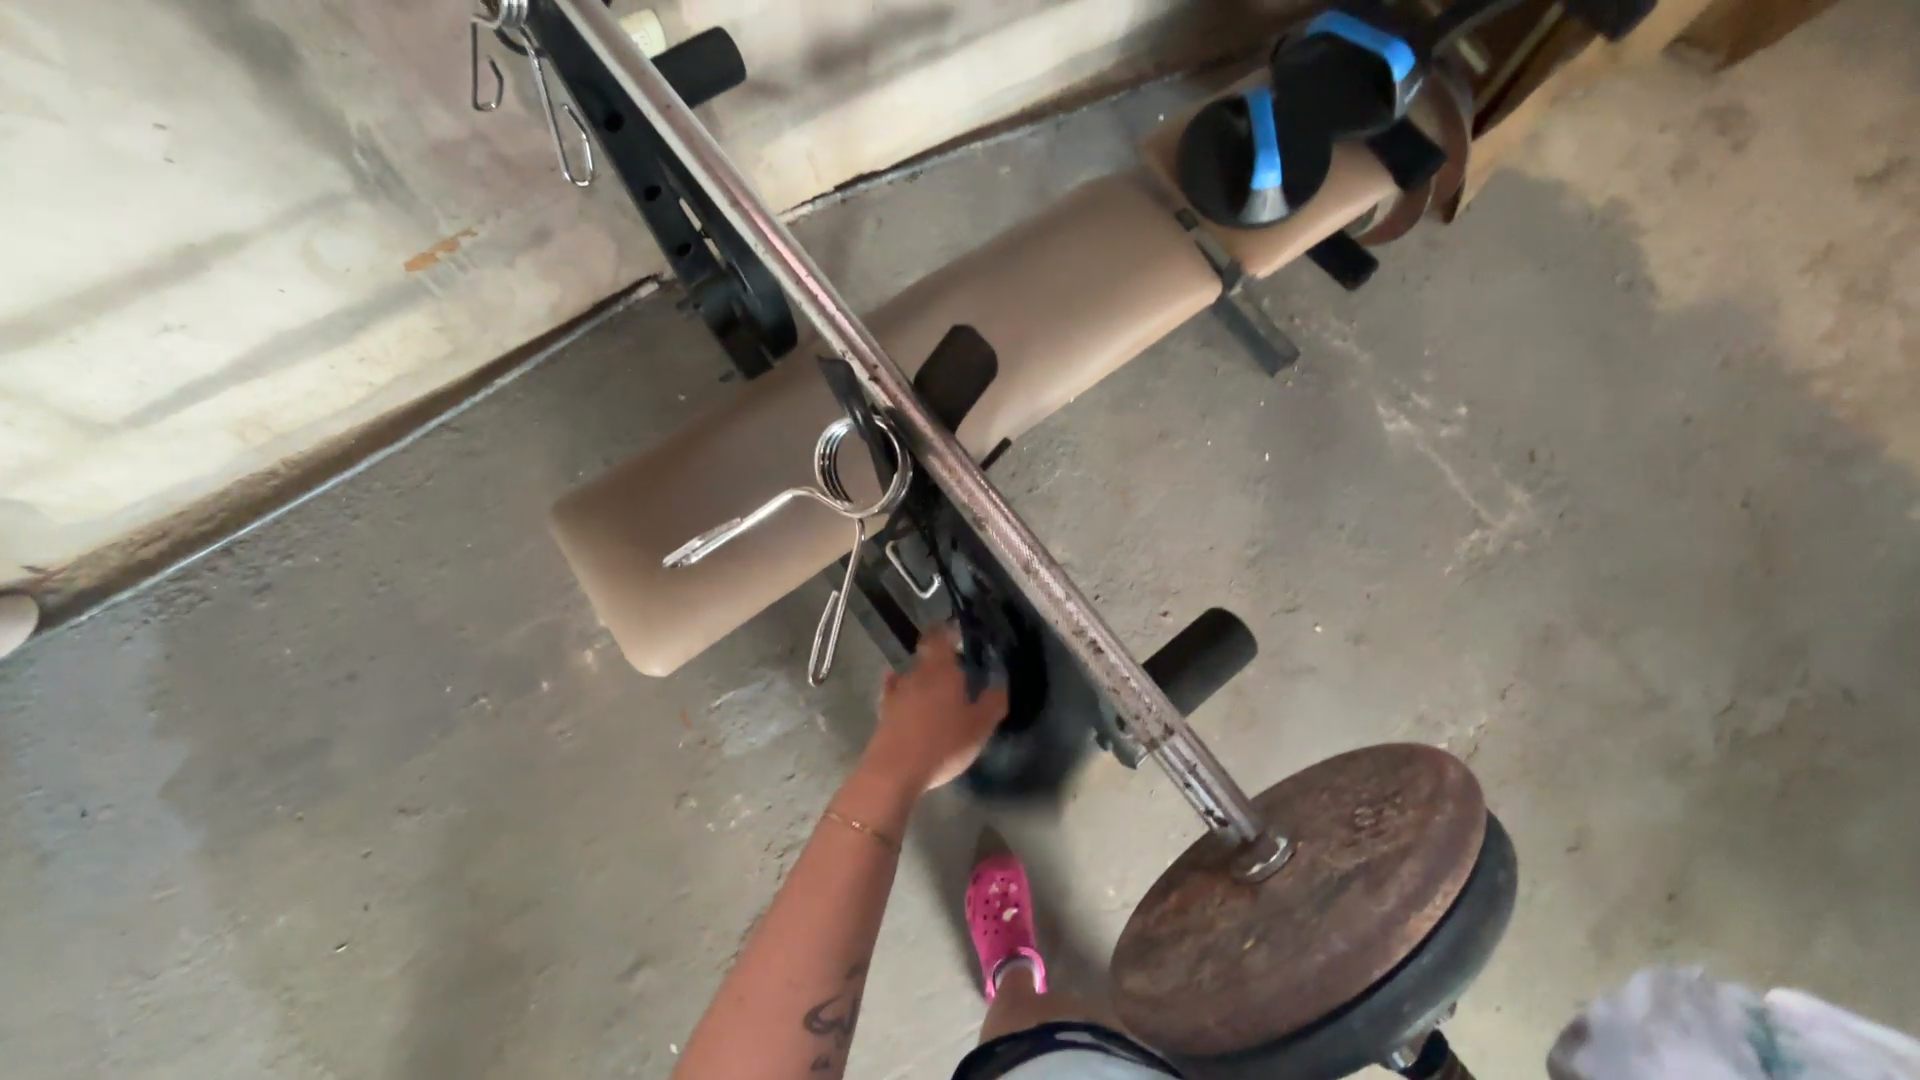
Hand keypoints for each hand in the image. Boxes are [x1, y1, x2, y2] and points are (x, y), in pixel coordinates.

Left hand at [862, 625, 1008, 791]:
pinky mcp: (884, 713)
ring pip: (912, 676)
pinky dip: (902, 692)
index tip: (957, 632)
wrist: (896, 770)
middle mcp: (916, 674)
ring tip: (939, 691)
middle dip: (941, 660)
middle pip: (926, 657)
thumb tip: (1000, 685)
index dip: (947, 631)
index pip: (940, 637)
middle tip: (959, 669)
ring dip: (924, 679)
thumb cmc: (944, 742)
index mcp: (941, 669)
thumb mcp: (980, 726)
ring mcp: (896, 693)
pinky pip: (895, 694)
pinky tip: (905, 696)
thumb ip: (993, 702)